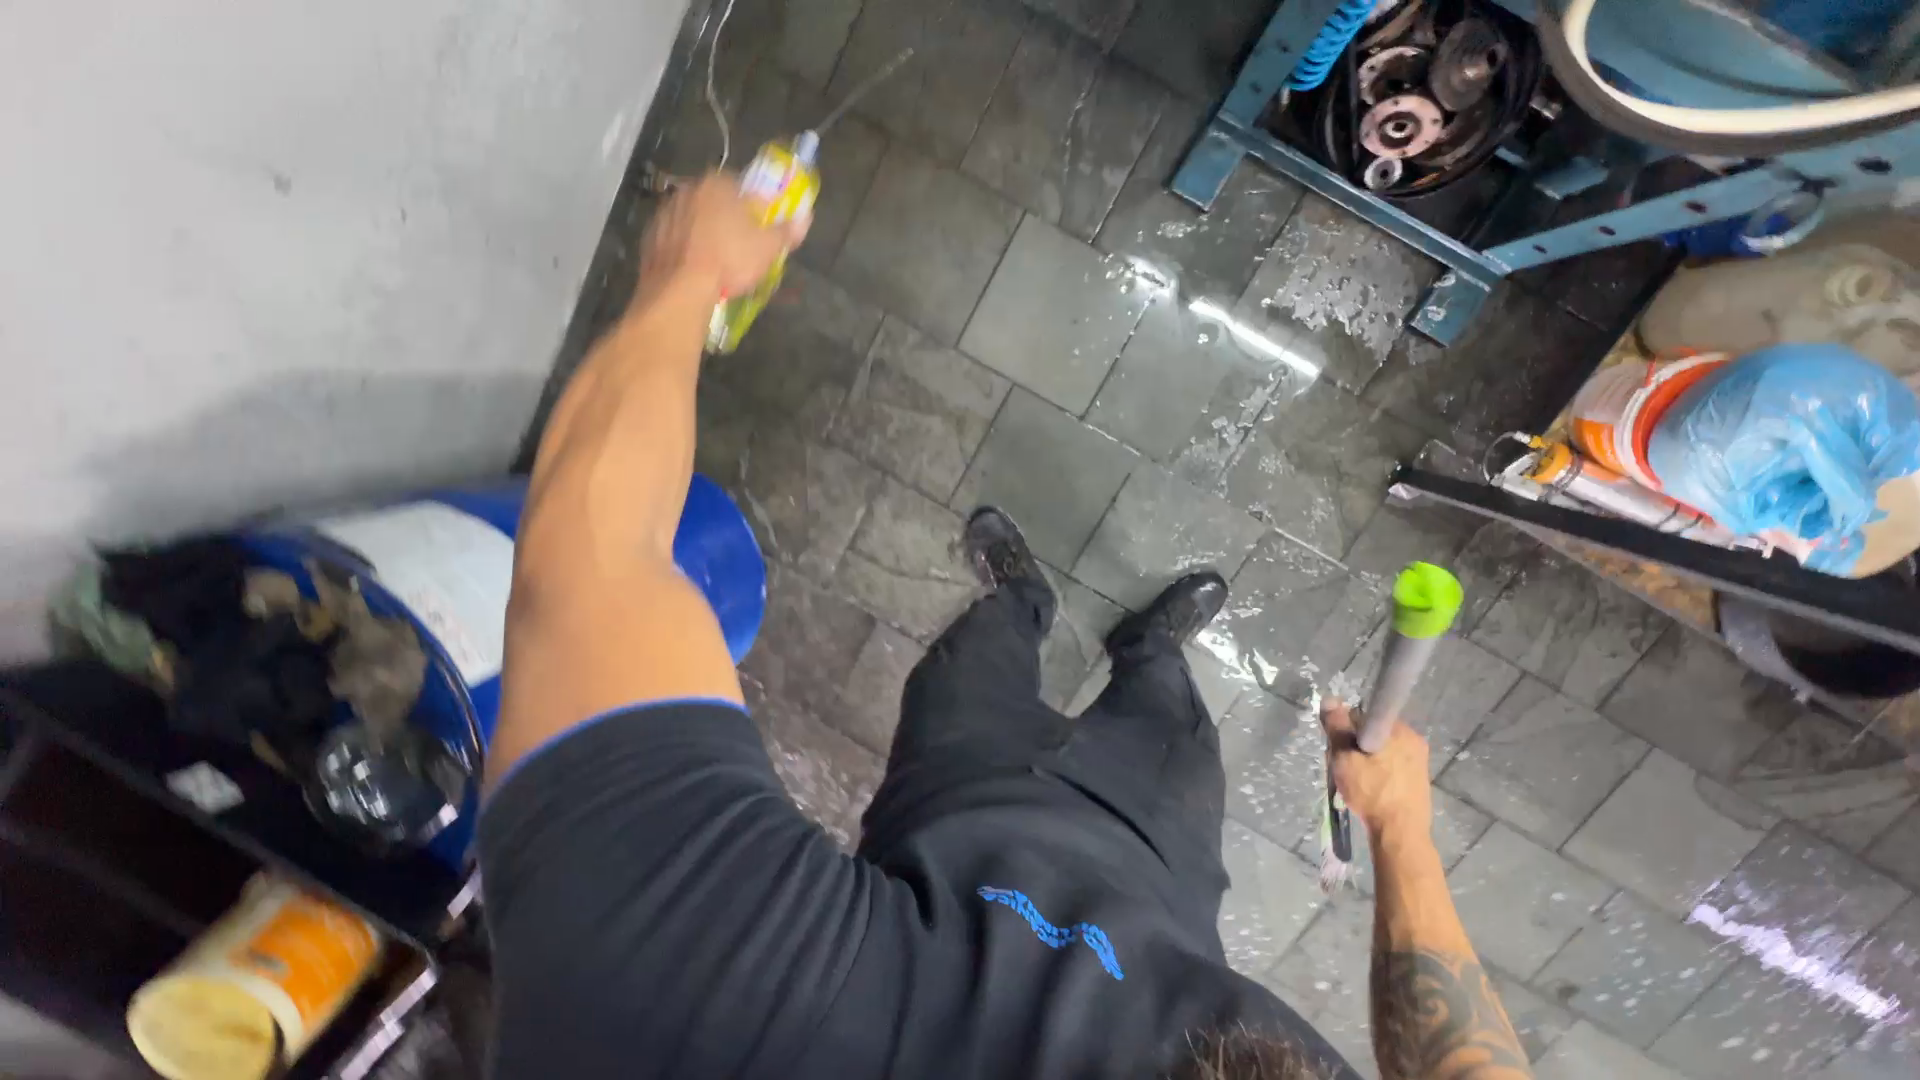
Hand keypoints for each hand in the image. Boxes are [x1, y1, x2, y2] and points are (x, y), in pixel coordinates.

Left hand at [635, 171, 810, 305]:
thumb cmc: (730, 260)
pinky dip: (684, 250)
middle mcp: (688, 190)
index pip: (741, 186)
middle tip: (740, 247)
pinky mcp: (650, 238)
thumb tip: (805, 218)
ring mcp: (665, 213)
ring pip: (692, 220)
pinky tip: (695, 270)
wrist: (680, 288)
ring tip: (717, 262)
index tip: (759, 228)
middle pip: (714, 202)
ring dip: (703, 234)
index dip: (753, 207)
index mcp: (717, 184)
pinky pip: (674, 240)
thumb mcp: (768, 248)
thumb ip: (786, 231)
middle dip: (726, 220)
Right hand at [1322, 699, 1431, 844]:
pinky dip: (1377, 772)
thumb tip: (1330, 699)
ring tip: (1355, 782)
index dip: (1344, 730)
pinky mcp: (1419, 778)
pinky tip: (1370, 789)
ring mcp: (1419, 760)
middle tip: (1343, 767)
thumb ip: (1336, 727)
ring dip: (1364, 761)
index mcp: (1398, 730)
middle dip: (1354, 746)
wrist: (1399, 833)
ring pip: (1380, 750)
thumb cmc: (1371, 791)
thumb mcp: (1344, 757)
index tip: (1337, 749)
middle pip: (1371, 732)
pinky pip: (1391, 765)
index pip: (1361, 716)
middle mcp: (1413, 740)